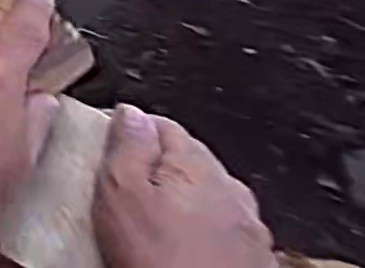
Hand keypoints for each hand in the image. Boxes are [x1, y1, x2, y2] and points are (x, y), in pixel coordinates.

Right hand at [94, 104, 278, 267]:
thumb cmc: (157, 261)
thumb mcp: (121, 190)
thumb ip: (128, 145)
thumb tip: (131, 112)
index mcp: (201, 169)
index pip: (164, 125)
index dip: (130, 128)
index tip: (106, 145)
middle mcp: (236, 196)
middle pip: (190, 159)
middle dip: (158, 163)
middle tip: (123, 183)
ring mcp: (253, 236)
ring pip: (209, 195)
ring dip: (182, 197)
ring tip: (151, 216)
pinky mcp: (258, 267)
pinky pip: (223, 230)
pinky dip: (201, 229)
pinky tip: (180, 246)